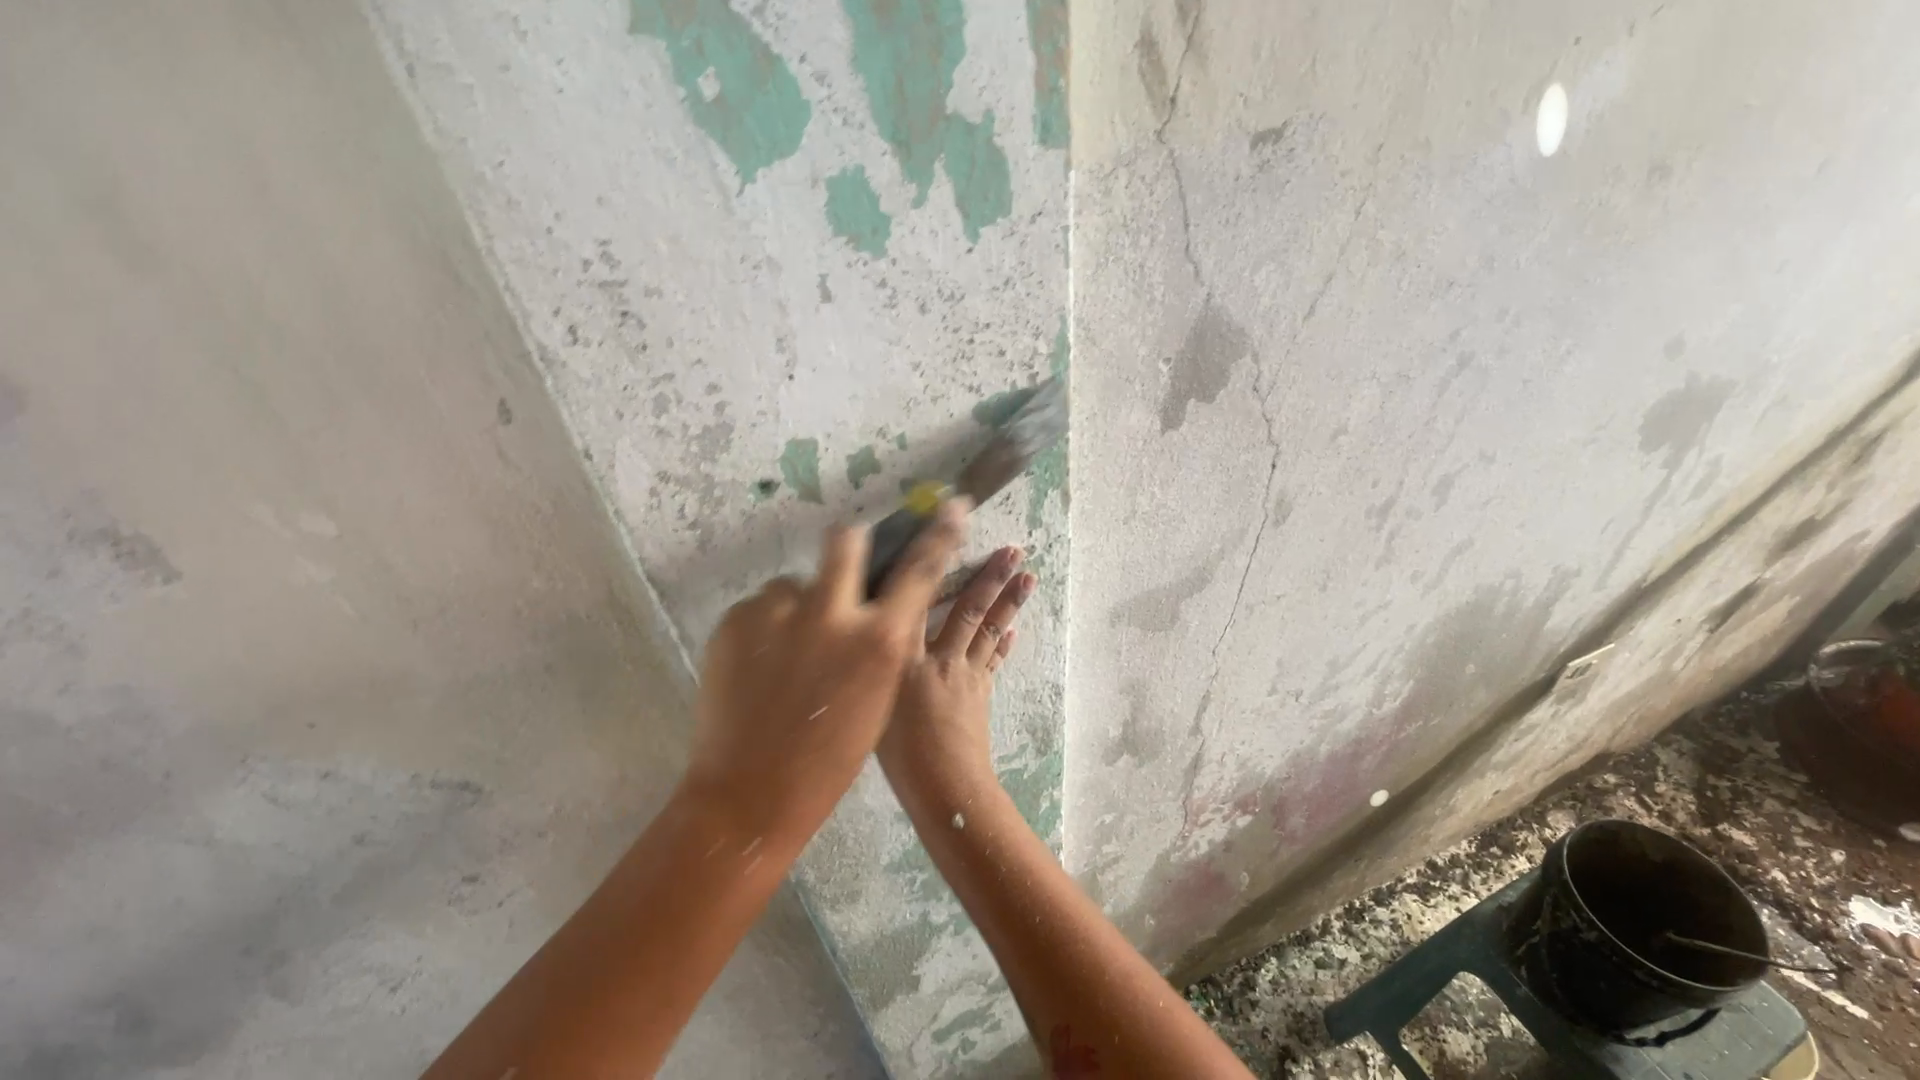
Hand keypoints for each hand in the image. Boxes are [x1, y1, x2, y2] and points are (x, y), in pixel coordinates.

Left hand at [686, 499, 970, 837]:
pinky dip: (764, 630)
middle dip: (847, 547)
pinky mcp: (735, 620)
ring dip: (796, 607)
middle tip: (838, 575)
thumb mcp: (876, 696)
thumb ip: (875, 644)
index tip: (952, 505)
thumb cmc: (828, 760)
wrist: (751, 792)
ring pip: (794, 586)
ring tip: (784, 655)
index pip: (920, 569)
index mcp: (880, 642)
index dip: (940, 534)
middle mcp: (832, 615)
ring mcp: (778, 613)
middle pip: (844, 541)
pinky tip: (759, 669)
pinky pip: (760, 609)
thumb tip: (863, 609)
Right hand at [878, 545, 1035, 802]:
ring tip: (1027, 575)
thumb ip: (873, 662)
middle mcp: (941, 657)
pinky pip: (992, 662)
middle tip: (1013, 549)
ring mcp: (966, 675)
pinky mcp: (979, 694)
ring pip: (989, 629)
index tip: (951, 527)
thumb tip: (865, 631)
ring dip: (1009, 601)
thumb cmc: (898, 751)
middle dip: (990, 577)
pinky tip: (1012, 630)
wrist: (945, 787)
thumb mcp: (871, 699)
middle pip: (968, 608)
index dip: (936, 559)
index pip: (921, 596)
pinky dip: (1002, 643)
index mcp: (907, 655)